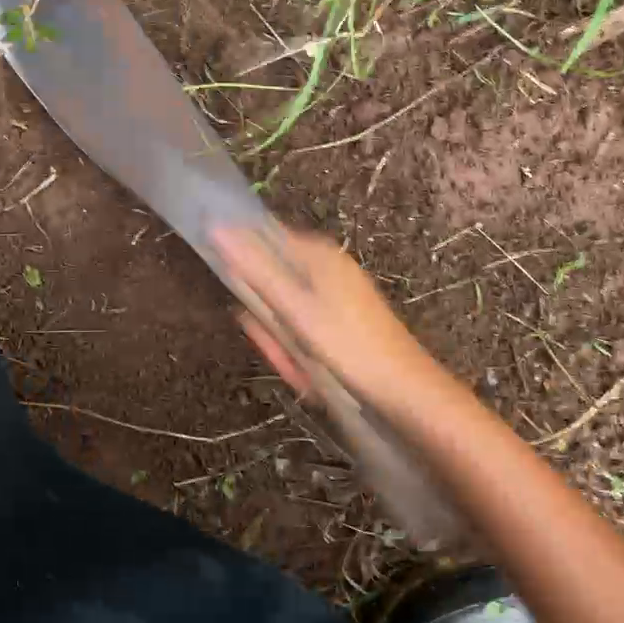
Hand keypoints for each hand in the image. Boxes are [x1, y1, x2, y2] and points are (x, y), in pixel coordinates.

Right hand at [210, 227, 447, 408]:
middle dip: (268, 320)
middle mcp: (327, 266)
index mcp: (316, 254)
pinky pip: (304, 327)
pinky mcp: (343, 318)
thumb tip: (216, 229)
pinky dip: (301, 349)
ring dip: (284, 341)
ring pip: (286, 311)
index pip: (261, 240)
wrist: (407, 393)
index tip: (240, 299)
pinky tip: (310, 373)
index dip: (244, 269)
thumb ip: (254, 268)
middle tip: (280, 350)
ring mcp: (336, 293)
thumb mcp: (293, 307)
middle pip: (272, 282)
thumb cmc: (348, 345)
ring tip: (300, 368)